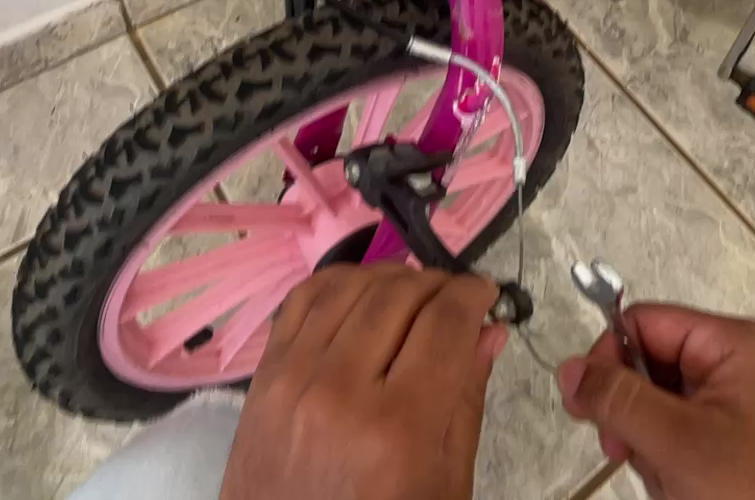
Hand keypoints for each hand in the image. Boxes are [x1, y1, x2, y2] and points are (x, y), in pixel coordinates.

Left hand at [219, 264, 509, 499]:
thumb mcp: (442, 486)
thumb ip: (466, 400)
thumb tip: (490, 329)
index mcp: (396, 432)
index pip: (444, 325)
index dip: (472, 295)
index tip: (486, 292)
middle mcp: (341, 391)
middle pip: (399, 295)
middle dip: (438, 283)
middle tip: (456, 296)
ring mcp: (295, 375)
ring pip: (353, 285)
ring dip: (393, 276)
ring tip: (415, 292)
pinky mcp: (265, 370)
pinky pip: (305, 295)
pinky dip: (341, 279)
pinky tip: (364, 290)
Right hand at [556, 304, 754, 499]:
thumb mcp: (682, 444)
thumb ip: (619, 400)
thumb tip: (567, 368)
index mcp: (732, 344)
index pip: (642, 323)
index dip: (607, 359)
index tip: (585, 408)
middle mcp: (741, 367)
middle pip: (652, 367)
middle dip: (635, 417)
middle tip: (633, 457)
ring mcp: (750, 413)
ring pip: (667, 412)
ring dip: (656, 452)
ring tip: (678, 490)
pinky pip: (693, 444)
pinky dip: (680, 472)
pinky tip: (691, 496)